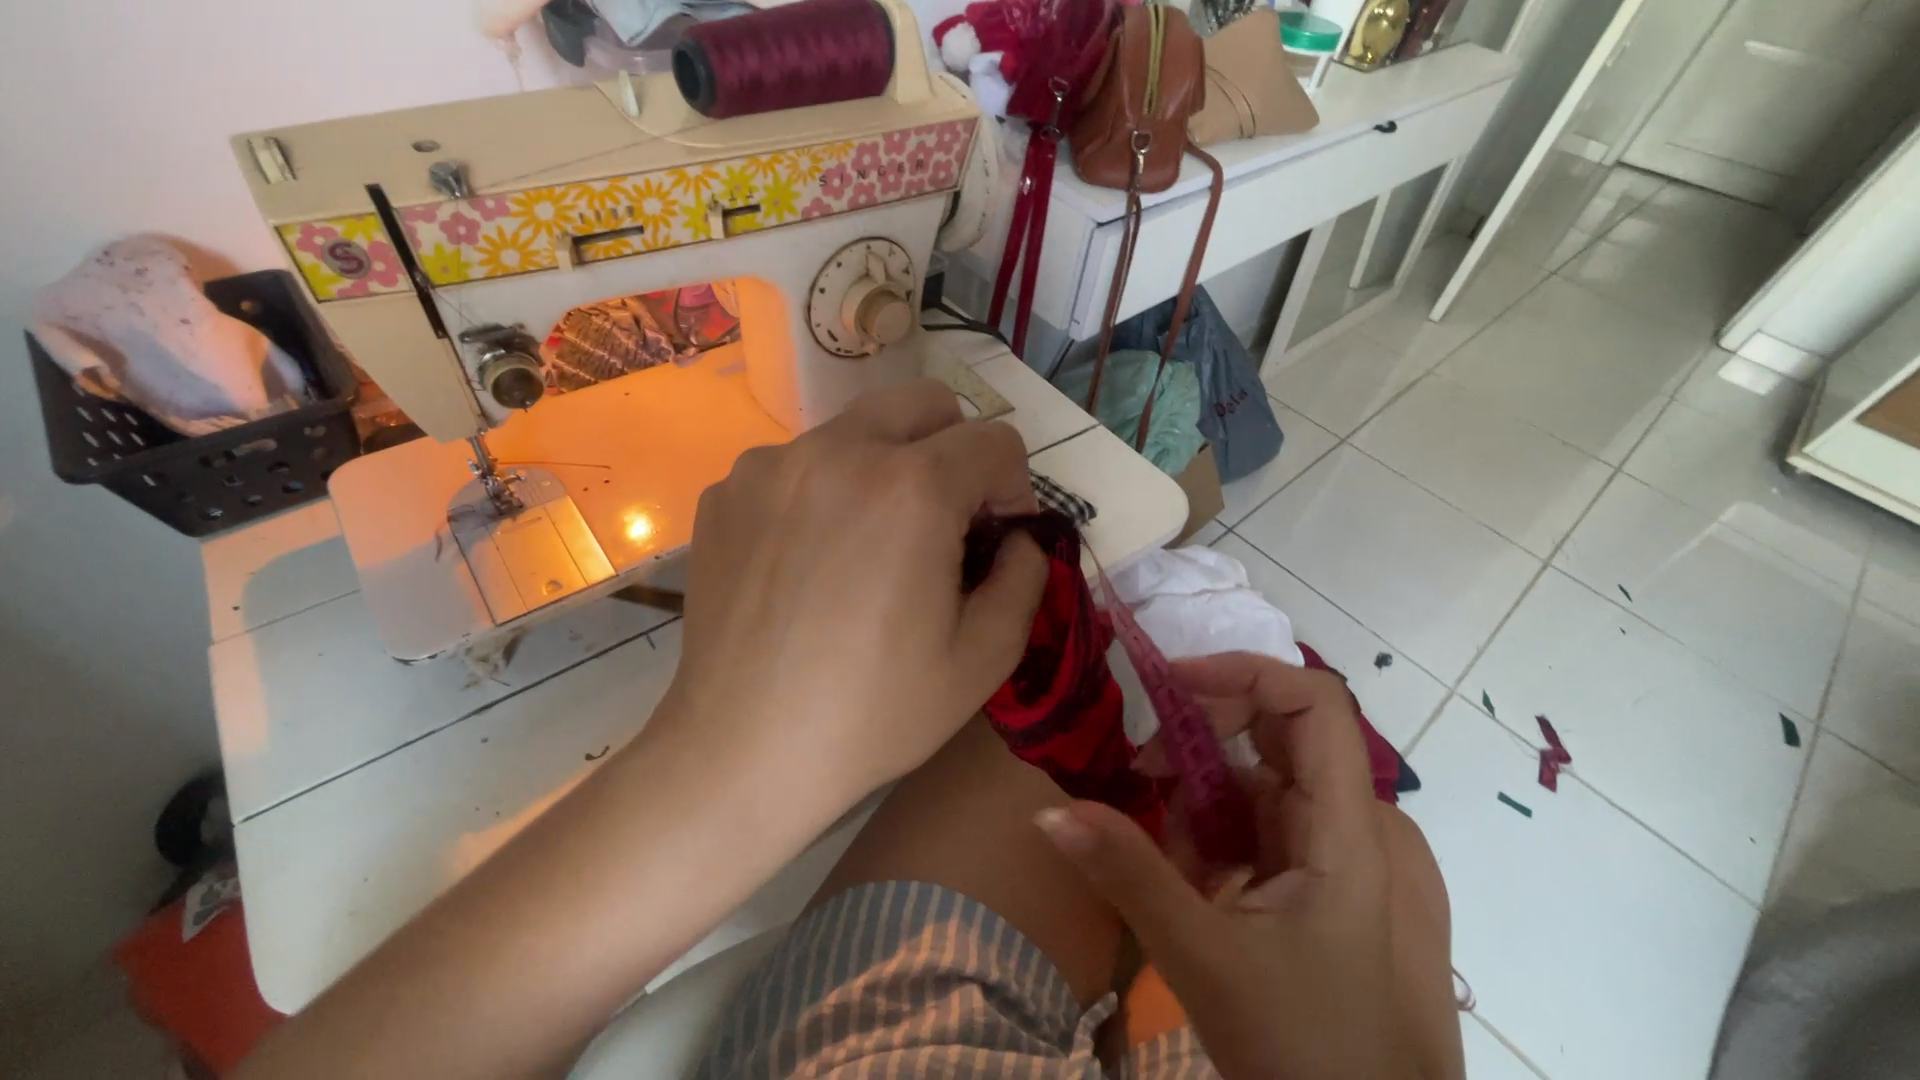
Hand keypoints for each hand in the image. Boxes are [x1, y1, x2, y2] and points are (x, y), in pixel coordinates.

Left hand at [665, 379, 1049, 800]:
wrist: (741, 752)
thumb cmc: (872, 713)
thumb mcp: (984, 658)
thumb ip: (1025, 578)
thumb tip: (1018, 539)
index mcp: (911, 488)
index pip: (994, 440)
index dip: (1014, 487)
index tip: (1000, 538)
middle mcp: (838, 452)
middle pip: (924, 404)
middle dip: (954, 450)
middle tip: (947, 520)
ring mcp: (770, 467)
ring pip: (855, 430)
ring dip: (885, 468)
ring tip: (871, 546)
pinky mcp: (725, 493)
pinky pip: (796, 465)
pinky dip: (822, 493)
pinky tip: (810, 563)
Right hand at [1036, 652, 1405, 1079]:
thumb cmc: (1305, 1050)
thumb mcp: (1203, 957)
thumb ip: (1126, 873)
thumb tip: (1046, 809)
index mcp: (1351, 830)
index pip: (1314, 703)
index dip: (1242, 673)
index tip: (1165, 686)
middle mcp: (1364, 829)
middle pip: (1281, 740)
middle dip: (1202, 744)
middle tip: (1141, 775)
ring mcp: (1355, 863)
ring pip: (1270, 790)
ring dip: (1206, 802)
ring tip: (1164, 855)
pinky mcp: (1338, 893)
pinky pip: (1274, 834)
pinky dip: (1225, 840)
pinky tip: (1196, 883)